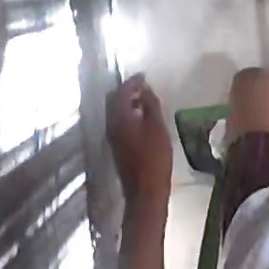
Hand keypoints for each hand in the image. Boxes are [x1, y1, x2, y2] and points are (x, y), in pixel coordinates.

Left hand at [106, 74, 172, 201]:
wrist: (145, 192)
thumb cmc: (155, 158)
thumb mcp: (157, 127)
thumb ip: (150, 104)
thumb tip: (144, 88)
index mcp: (119, 118)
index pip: (121, 91)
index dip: (132, 81)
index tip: (144, 76)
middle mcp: (111, 125)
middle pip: (113, 100)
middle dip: (126, 90)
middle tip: (143, 86)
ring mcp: (112, 137)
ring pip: (115, 112)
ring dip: (127, 102)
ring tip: (145, 100)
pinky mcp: (116, 147)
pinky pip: (118, 122)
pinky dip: (128, 114)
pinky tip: (142, 118)